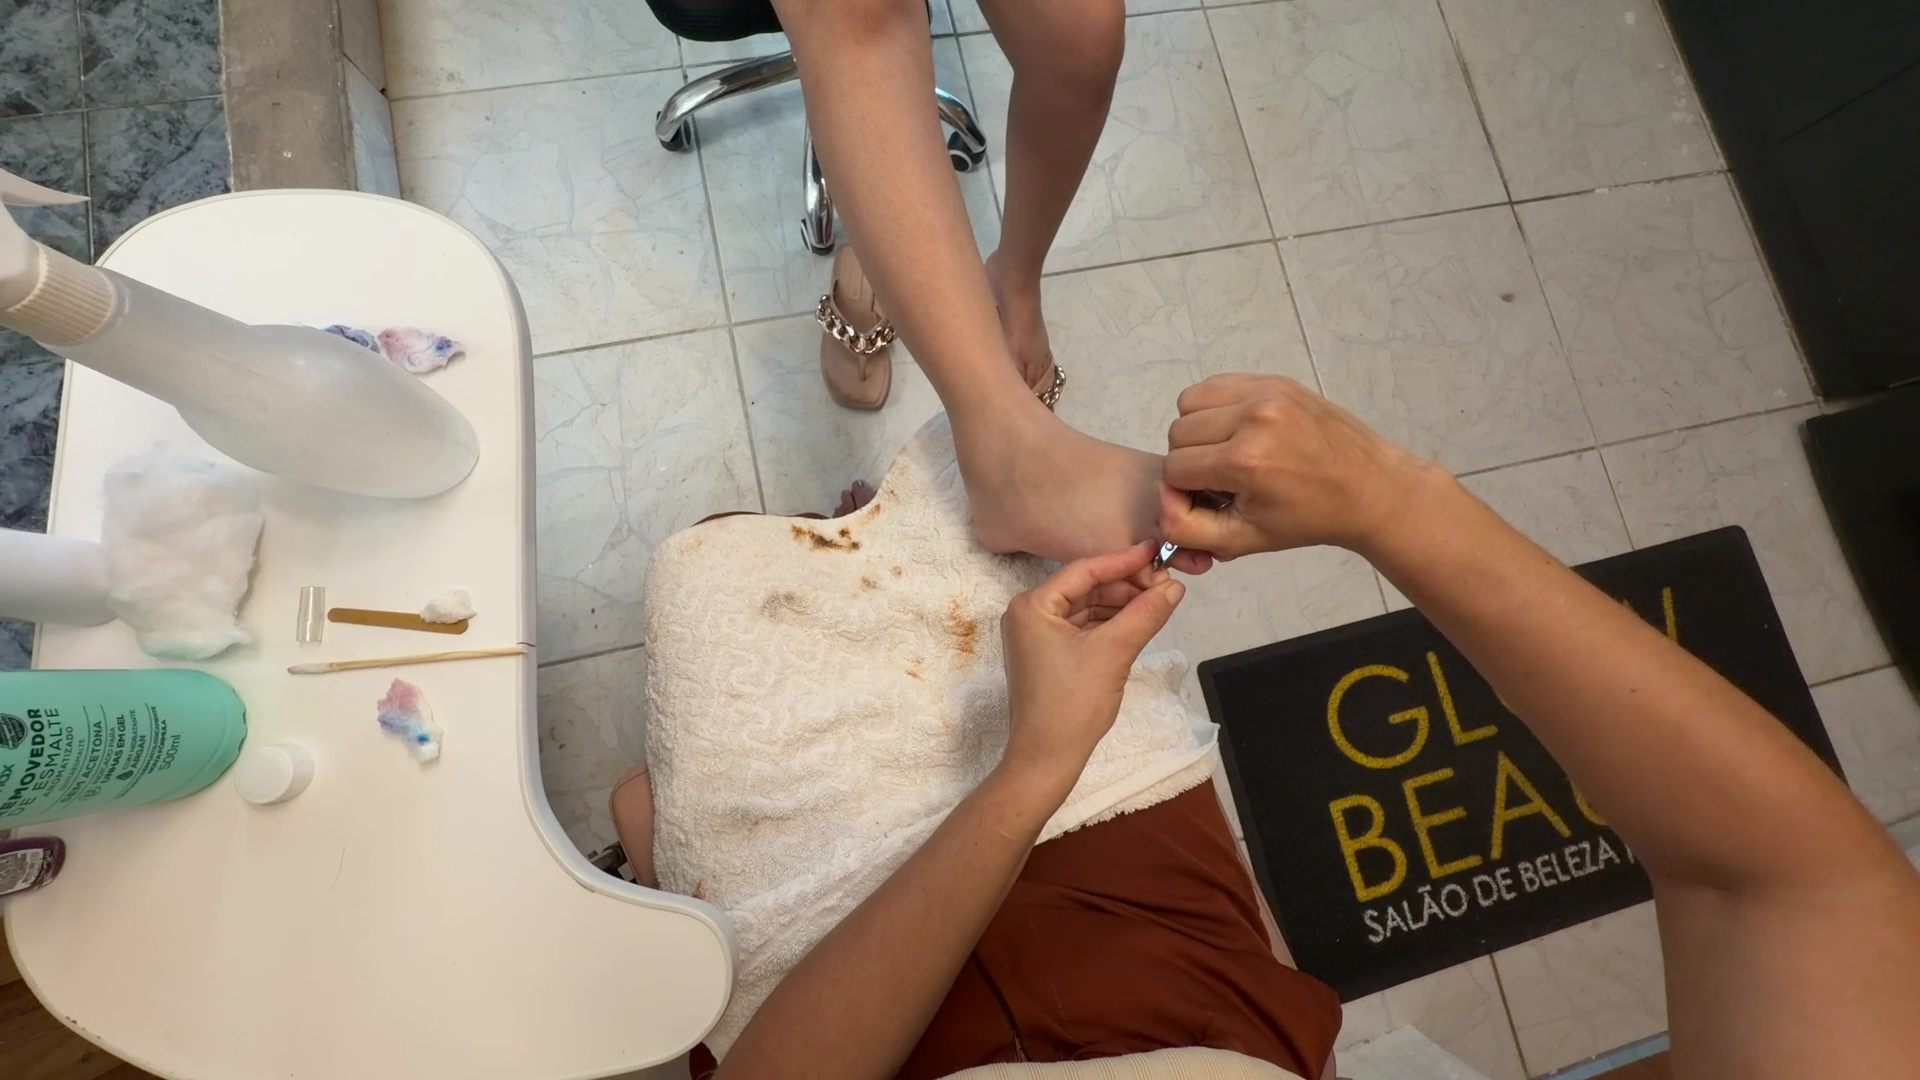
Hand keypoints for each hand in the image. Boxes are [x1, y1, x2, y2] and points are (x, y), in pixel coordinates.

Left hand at [999, 542, 1185, 790]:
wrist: (1046, 758)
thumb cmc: (1072, 704)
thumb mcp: (1114, 652)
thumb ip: (1145, 614)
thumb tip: (1175, 586)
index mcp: (1032, 605)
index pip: (1084, 570)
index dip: (1124, 561)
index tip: (1156, 552)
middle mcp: (1027, 613)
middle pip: (1085, 587)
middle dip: (1125, 586)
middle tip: (1166, 586)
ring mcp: (1035, 635)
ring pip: (1086, 607)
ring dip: (1120, 605)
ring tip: (1159, 603)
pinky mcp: (1047, 654)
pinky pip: (1082, 627)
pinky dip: (1109, 624)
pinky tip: (1138, 622)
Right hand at [1159, 374, 1443, 558]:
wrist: (1369, 488)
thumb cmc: (1306, 519)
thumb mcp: (1242, 540)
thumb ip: (1185, 529)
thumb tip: (1161, 496)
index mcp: (1246, 461)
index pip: (1174, 469)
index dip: (1184, 489)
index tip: (1214, 498)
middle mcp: (1253, 418)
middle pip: (1177, 434)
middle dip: (1190, 460)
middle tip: (1222, 477)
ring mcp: (1265, 392)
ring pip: (1188, 406)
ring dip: (1197, 431)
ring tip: (1227, 450)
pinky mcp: (1273, 379)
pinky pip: (1213, 386)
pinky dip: (1214, 409)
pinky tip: (1237, 430)